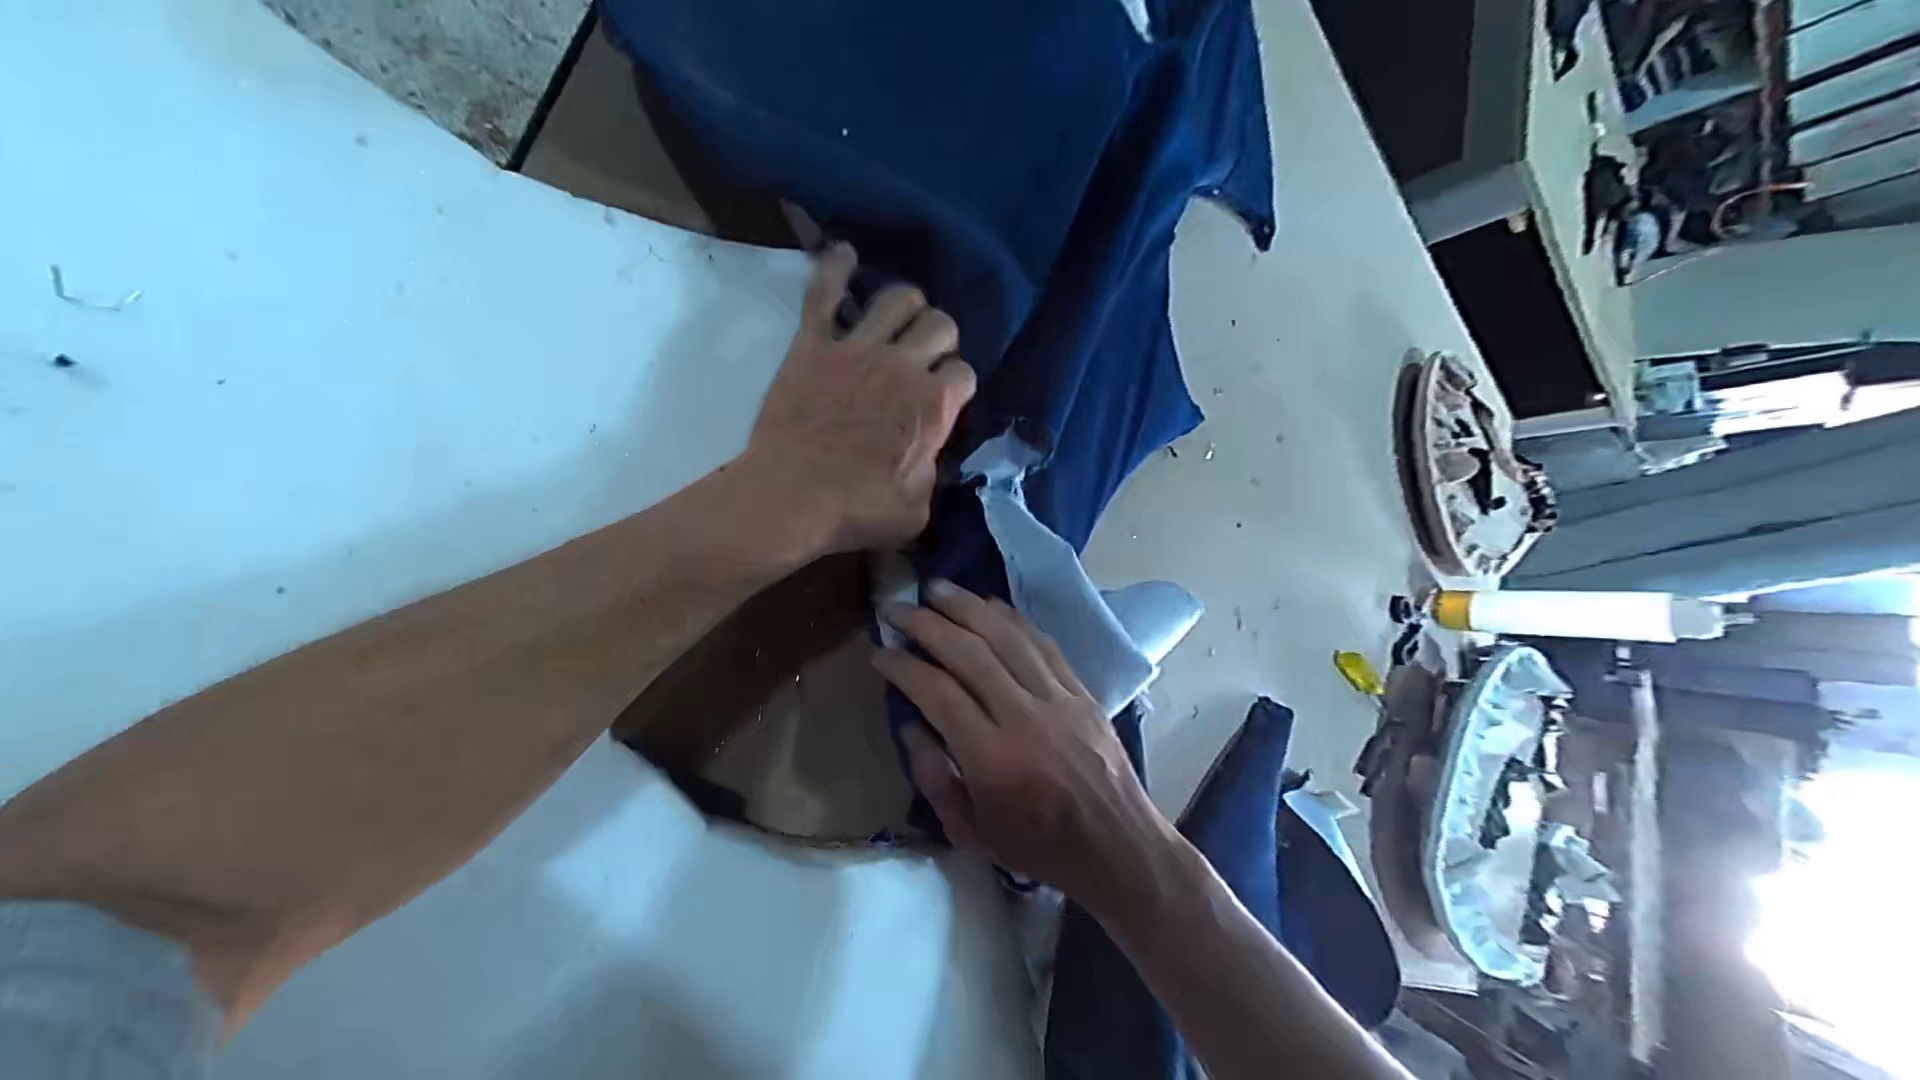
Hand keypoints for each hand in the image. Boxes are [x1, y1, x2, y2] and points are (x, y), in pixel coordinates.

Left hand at [744, 245, 976, 553]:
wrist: (788, 498)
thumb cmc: (856, 510)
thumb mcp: (917, 510)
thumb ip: (933, 475)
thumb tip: (931, 456)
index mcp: (933, 406)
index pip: (965, 374)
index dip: (959, 387)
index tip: (946, 402)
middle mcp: (902, 365)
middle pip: (941, 325)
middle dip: (942, 339)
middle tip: (927, 358)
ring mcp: (856, 349)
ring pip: (897, 298)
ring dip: (907, 305)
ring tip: (900, 319)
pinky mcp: (812, 344)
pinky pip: (824, 292)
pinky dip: (835, 268)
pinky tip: (844, 254)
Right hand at [873, 581, 1177, 903]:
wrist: (1116, 845)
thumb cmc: (1038, 845)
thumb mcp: (971, 833)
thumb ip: (934, 779)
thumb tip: (912, 725)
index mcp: (992, 757)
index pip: (938, 693)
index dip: (904, 667)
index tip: (881, 652)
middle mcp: (1023, 717)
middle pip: (969, 654)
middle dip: (928, 625)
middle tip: (899, 609)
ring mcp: (1057, 698)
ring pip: (1006, 638)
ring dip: (968, 608)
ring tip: (937, 589)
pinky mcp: (1081, 691)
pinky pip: (1043, 643)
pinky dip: (1013, 619)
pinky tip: (989, 605)